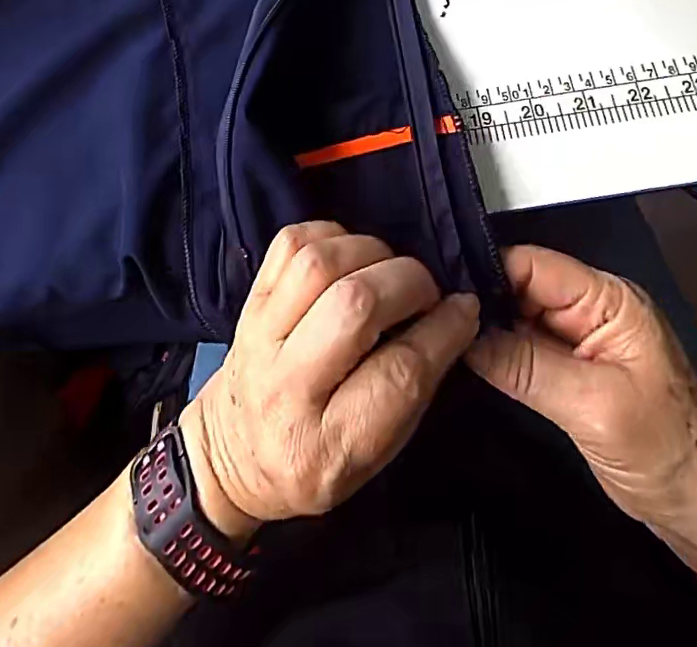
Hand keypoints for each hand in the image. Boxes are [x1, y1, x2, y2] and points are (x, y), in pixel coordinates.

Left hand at [180, 222, 480, 540]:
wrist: (232, 450)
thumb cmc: (314, 461)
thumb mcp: (375, 455)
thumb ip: (414, 389)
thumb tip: (454, 314)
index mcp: (329, 441)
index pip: (399, 372)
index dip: (443, 330)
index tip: (464, 309)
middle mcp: (287, 382)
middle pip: (354, 305)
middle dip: (408, 282)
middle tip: (427, 289)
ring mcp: (260, 333)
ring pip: (317, 263)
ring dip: (369, 252)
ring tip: (389, 268)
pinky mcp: (249, 300)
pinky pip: (288, 244)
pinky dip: (329, 235)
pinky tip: (350, 253)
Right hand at [465, 245, 696, 585]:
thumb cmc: (674, 456)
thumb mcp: (595, 407)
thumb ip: (524, 365)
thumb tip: (459, 333)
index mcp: (608, 301)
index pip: (529, 264)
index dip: (483, 272)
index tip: (438, 294)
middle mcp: (586, 310)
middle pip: (512, 286)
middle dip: (473, 300)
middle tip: (427, 319)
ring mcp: (572, 340)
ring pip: (507, 316)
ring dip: (476, 328)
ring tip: (434, 336)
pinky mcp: (560, 368)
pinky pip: (513, 346)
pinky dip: (488, 351)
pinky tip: (457, 356)